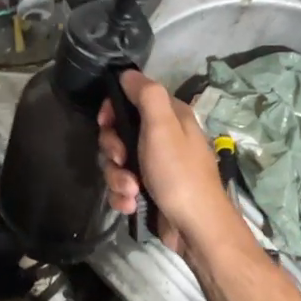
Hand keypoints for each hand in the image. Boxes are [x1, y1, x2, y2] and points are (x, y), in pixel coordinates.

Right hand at [98, 70, 245, 254]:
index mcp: (170, 117)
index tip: (105, 124)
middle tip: (121, 161)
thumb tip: (127, 73)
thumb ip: (146, 95)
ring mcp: (156, 165)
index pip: (132, 99)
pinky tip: (131, 204)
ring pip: (118, 162)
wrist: (194, 227)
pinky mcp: (149, 190)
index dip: (113, 110)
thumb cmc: (178, 173)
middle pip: (119, 133)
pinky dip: (122, 195)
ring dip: (117, 178)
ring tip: (130, 191)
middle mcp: (163, 138)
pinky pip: (123, 185)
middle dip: (113, 150)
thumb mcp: (162, 127)